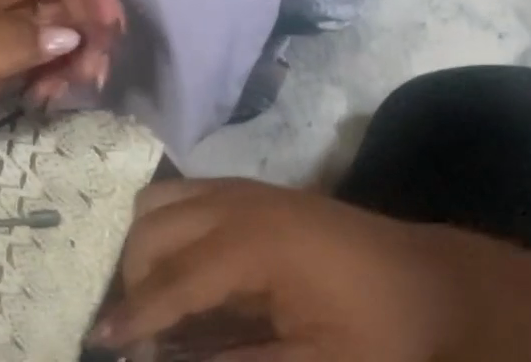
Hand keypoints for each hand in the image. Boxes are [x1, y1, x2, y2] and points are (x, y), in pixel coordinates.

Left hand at [0, 0, 115, 141]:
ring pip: (69, 15)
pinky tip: (51, 96)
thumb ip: (14, 40)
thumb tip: (73, 35)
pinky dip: (65, 70)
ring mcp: (10, 9)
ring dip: (82, 51)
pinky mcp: (16, 42)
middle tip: (97, 66)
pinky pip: (58, 46)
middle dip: (90, 20)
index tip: (108, 16)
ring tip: (74, 87)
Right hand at [91, 179, 461, 361]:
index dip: (136, 316)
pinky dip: (159, 222)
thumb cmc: (381, 332)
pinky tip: (171, 258)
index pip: (172, 283)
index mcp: (249, 248)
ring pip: (156, 202)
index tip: (100, 340)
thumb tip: (169, 357)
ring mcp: (235, 188)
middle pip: (151, 233)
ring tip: (147, 291)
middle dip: (131, 279)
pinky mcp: (242, 186)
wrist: (431, 280)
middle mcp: (231, 205)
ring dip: (140, 244)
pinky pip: (177, 193)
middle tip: (132, 327)